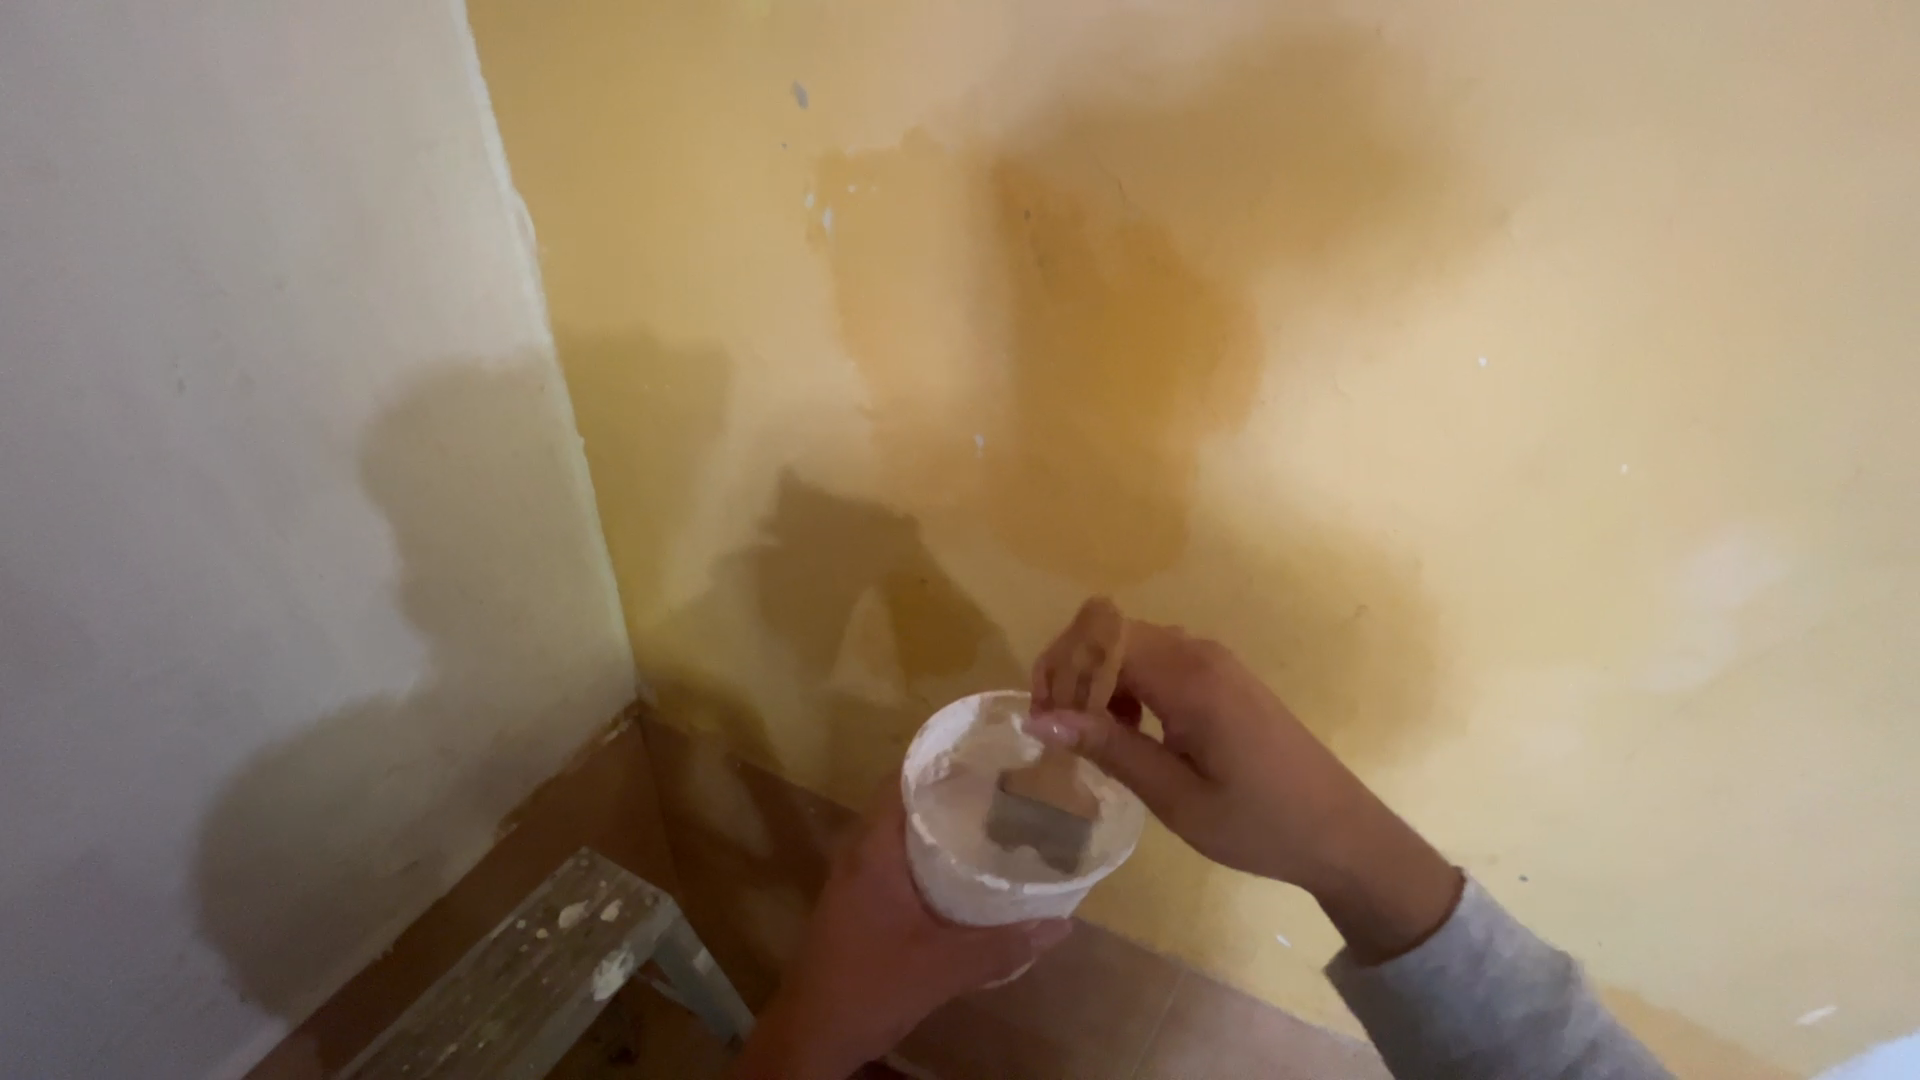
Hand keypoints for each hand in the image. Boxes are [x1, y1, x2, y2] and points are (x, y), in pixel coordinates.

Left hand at [729, 779, 1072, 1079]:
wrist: (809, 1037)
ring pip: (902, 828)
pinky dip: (929, 848)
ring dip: (940, 819)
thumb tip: (1062, 923)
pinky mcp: (860, 897)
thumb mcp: (942, 968)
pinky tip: (963, 864)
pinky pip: (898, 854)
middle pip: (906, 798)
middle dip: (951, 786)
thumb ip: (1002, 946)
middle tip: (1004, 780)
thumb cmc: (868, 987)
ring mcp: (857, 874)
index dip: (942, 757)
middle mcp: (862, 849)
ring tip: (993, 812)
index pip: (904, 777)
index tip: (986, 748)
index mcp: (874, 847)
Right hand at [1027, 600, 1461, 963]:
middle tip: (1054, 724)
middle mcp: (1198, 651)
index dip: (1061, 671)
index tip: (1043, 720)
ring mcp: (1213, 658)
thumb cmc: (1258, 824)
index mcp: (1188, 677)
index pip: (1099, 642)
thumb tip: (1038, 718)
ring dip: (1097, 676)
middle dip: (1071, 669)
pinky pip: (1155, 657)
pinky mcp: (1220, 673)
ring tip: (1086, 731)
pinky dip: (1126, 681)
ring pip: (1130, 642)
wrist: (1343, 833)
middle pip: (1110, 632)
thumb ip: (1107, 747)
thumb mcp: (1174, 795)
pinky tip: (1128, 726)